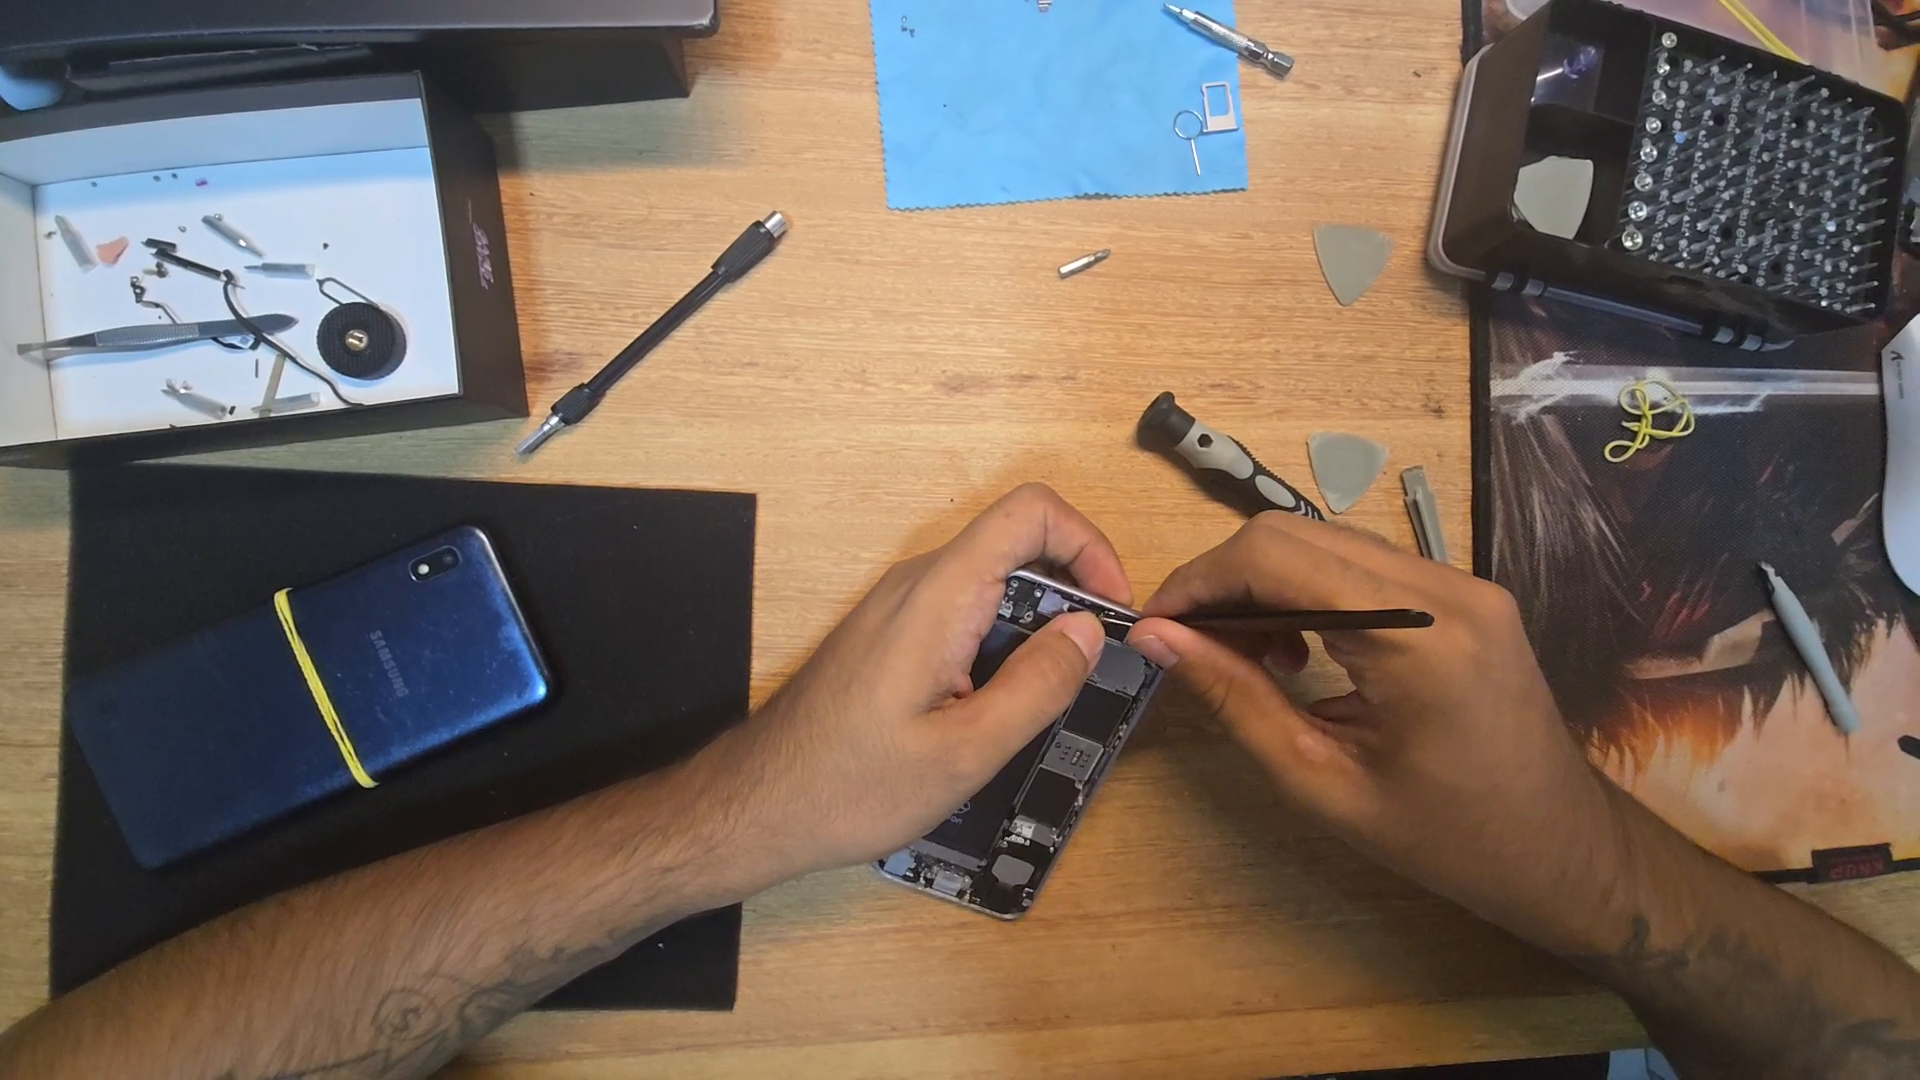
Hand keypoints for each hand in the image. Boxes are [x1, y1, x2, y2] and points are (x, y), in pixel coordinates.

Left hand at [676, 484, 1126, 898]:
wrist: (760, 802)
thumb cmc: (852, 785)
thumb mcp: (964, 752)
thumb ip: (1036, 686)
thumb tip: (1089, 631)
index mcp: (940, 594)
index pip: (1030, 511)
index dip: (1088, 544)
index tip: (1112, 610)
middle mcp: (920, 582)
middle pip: (1018, 541)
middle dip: (1073, 588)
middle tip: (1094, 662)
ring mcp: (903, 604)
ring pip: (995, 578)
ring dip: (1040, 619)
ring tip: (1056, 689)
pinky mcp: (896, 630)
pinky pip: (968, 607)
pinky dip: (1006, 636)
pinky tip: (1006, 697)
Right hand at [1125, 513, 1627, 952]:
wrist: (1569, 853)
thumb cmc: (1445, 839)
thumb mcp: (1317, 779)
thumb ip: (1230, 695)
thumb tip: (1152, 637)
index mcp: (1417, 637)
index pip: (1274, 557)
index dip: (1197, 580)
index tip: (1154, 625)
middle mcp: (1442, 586)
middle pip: (1289, 533)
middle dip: (1221, 579)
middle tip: (1192, 643)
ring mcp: (1456, 580)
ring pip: (1315, 540)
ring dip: (1257, 584)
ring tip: (1247, 655)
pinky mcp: (1456, 589)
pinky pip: (1348, 562)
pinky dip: (1297, 591)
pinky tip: (1295, 646)